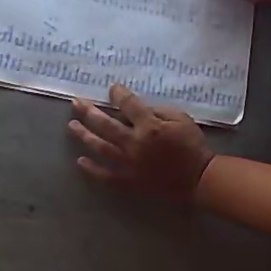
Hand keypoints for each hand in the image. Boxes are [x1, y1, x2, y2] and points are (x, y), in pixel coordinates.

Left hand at [69, 84, 214, 200]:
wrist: (198, 179)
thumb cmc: (192, 146)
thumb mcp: (181, 119)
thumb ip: (157, 111)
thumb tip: (137, 109)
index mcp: (149, 126)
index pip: (127, 104)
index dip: (118, 94)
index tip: (112, 89)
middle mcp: (134, 144)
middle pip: (105, 124)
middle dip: (89, 112)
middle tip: (76, 103)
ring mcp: (128, 164)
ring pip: (100, 147)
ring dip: (84, 136)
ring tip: (72, 126)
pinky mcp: (128, 182)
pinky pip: (105, 175)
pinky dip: (91, 169)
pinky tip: (80, 161)